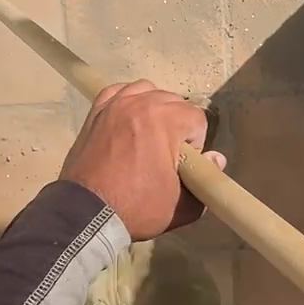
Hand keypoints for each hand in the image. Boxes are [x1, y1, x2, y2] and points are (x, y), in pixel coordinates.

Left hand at [59, 80, 225, 240]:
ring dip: (153, 108)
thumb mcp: (182, 205)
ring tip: (150, 134)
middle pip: (173, 101)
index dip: (196, 143)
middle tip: (168, 154)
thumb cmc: (137, 208)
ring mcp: (114, 105)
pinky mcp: (95, 113)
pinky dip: (126, 100)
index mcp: (165, 120)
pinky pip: (116, 92)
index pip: (196, 118)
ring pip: (146, 91)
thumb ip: (205, 180)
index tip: (184, 164)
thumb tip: (216, 159)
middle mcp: (141, 103)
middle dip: (177, 125)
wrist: (87, 213)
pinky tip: (128, 118)